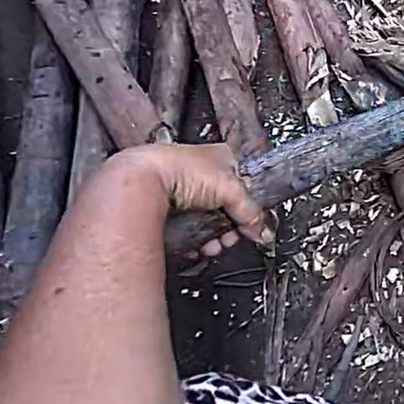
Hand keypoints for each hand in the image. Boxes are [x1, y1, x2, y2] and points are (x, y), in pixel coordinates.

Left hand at [100, 143, 271, 256]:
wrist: (141, 181)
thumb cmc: (181, 169)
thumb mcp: (230, 189)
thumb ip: (251, 212)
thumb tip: (262, 230)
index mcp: (222, 156)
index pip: (244, 184)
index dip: (248, 207)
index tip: (249, 224)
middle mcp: (202, 170)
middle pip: (225, 206)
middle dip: (229, 227)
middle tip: (230, 237)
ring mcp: (183, 188)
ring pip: (206, 219)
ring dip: (213, 236)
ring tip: (212, 246)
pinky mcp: (167, 207)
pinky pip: (187, 228)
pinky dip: (194, 239)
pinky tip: (196, 246)